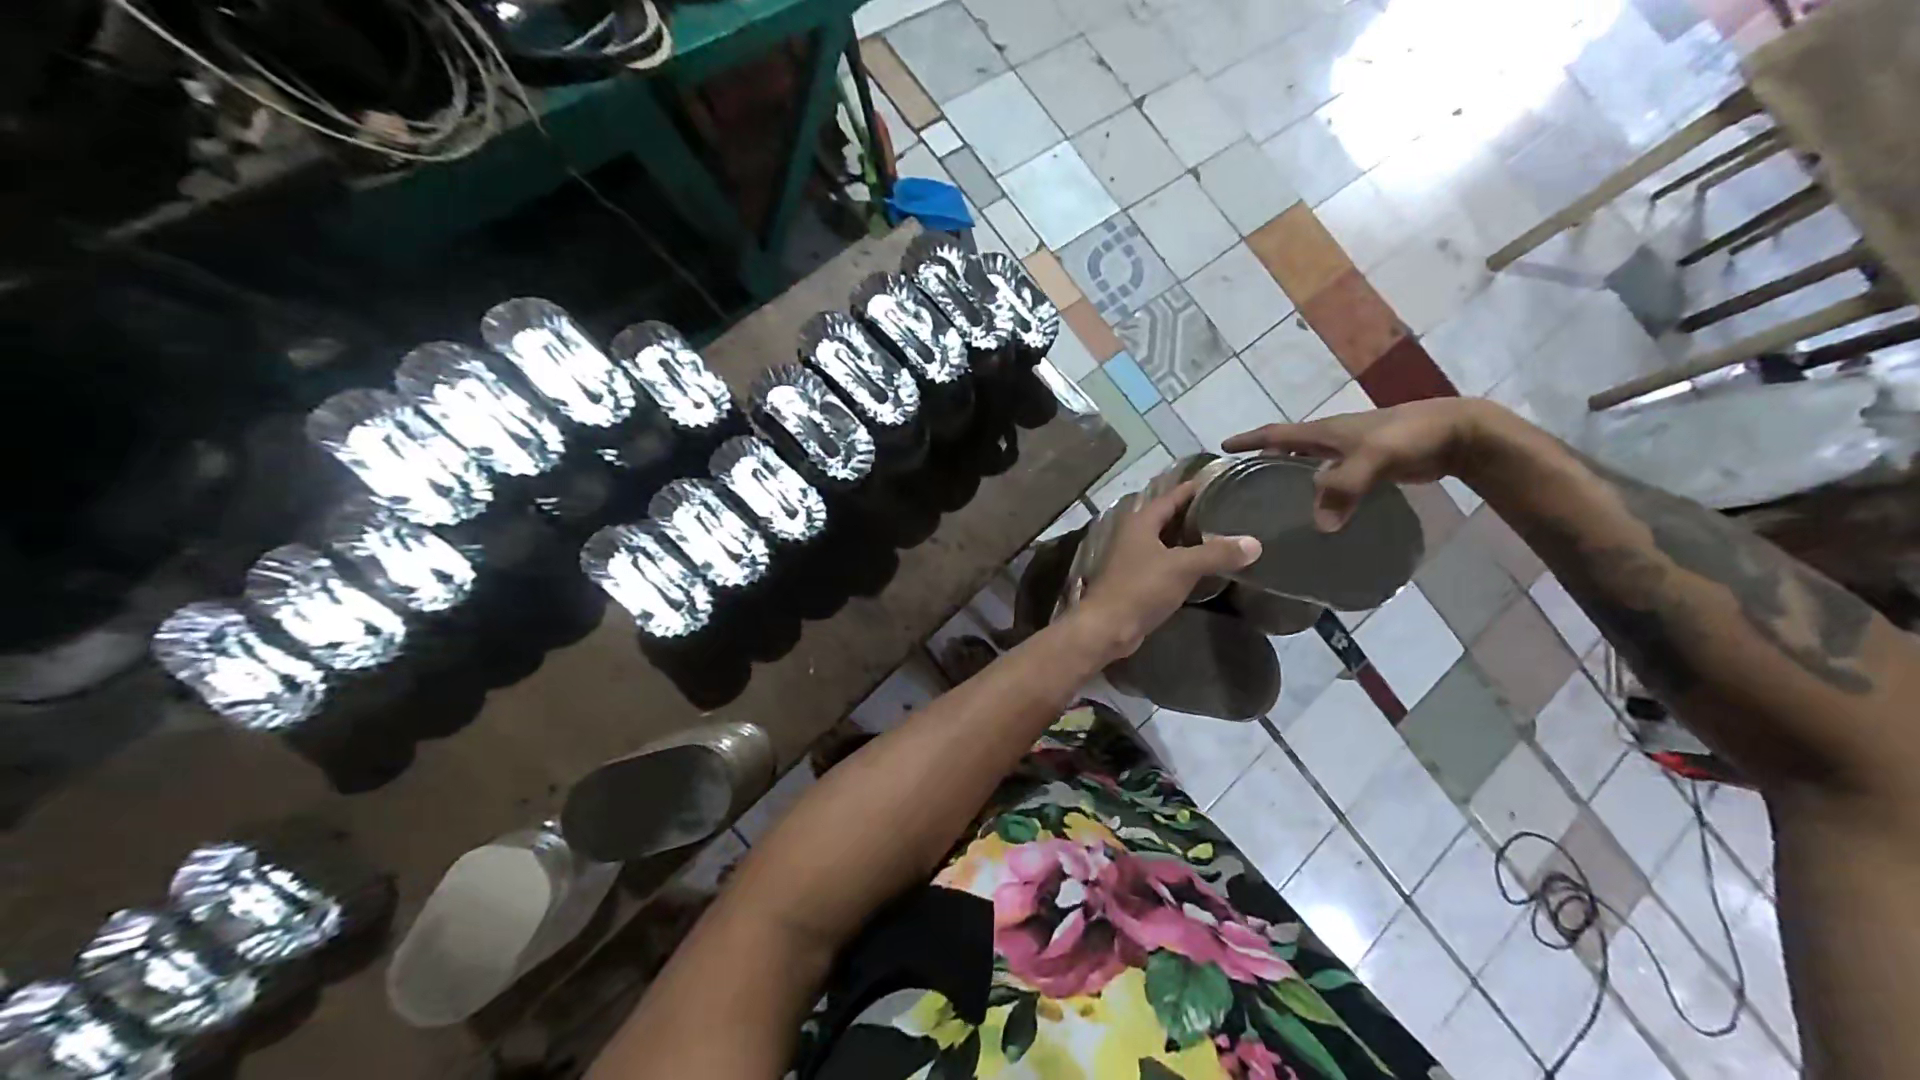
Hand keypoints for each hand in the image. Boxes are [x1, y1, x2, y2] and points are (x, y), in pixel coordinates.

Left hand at [1071, 480, 1260, 658]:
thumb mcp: (1182, 566)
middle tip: (1226, 509)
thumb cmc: (1141, 588)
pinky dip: (1183, 561)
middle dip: (1194, 514)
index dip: (1192, 489)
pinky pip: (1165, 563)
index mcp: (1141, 522)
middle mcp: (1134, 536)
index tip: (1217, 482)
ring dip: (1189, 539)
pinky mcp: (1137, 581)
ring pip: (1166, 542)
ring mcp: (1133, 559)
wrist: (1109, 627)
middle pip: (1168, 518)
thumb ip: (1217, 553)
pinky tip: (1203, 566)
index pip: (1170, 497)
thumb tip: (1255, 543)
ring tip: (1221, 535)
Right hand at [1222, 398, 1500, 531]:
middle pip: (1288, 449)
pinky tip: (1319, 511)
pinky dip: (1320, 493)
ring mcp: (1350, 453)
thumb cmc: (1409, 437)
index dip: (1249, 440)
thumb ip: (1345, 486)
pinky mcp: (1369, 467)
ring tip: (1273, 502)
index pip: (1276, 434)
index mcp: (1324, 432)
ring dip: (1291, 479)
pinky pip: (1333, 481)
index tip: (1222, 447)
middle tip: (1241, 483)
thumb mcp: (1373, 458)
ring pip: (1310, 466)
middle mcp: (1331, 440)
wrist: (1457, 433)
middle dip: (1263, 461)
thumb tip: (1320, 525)